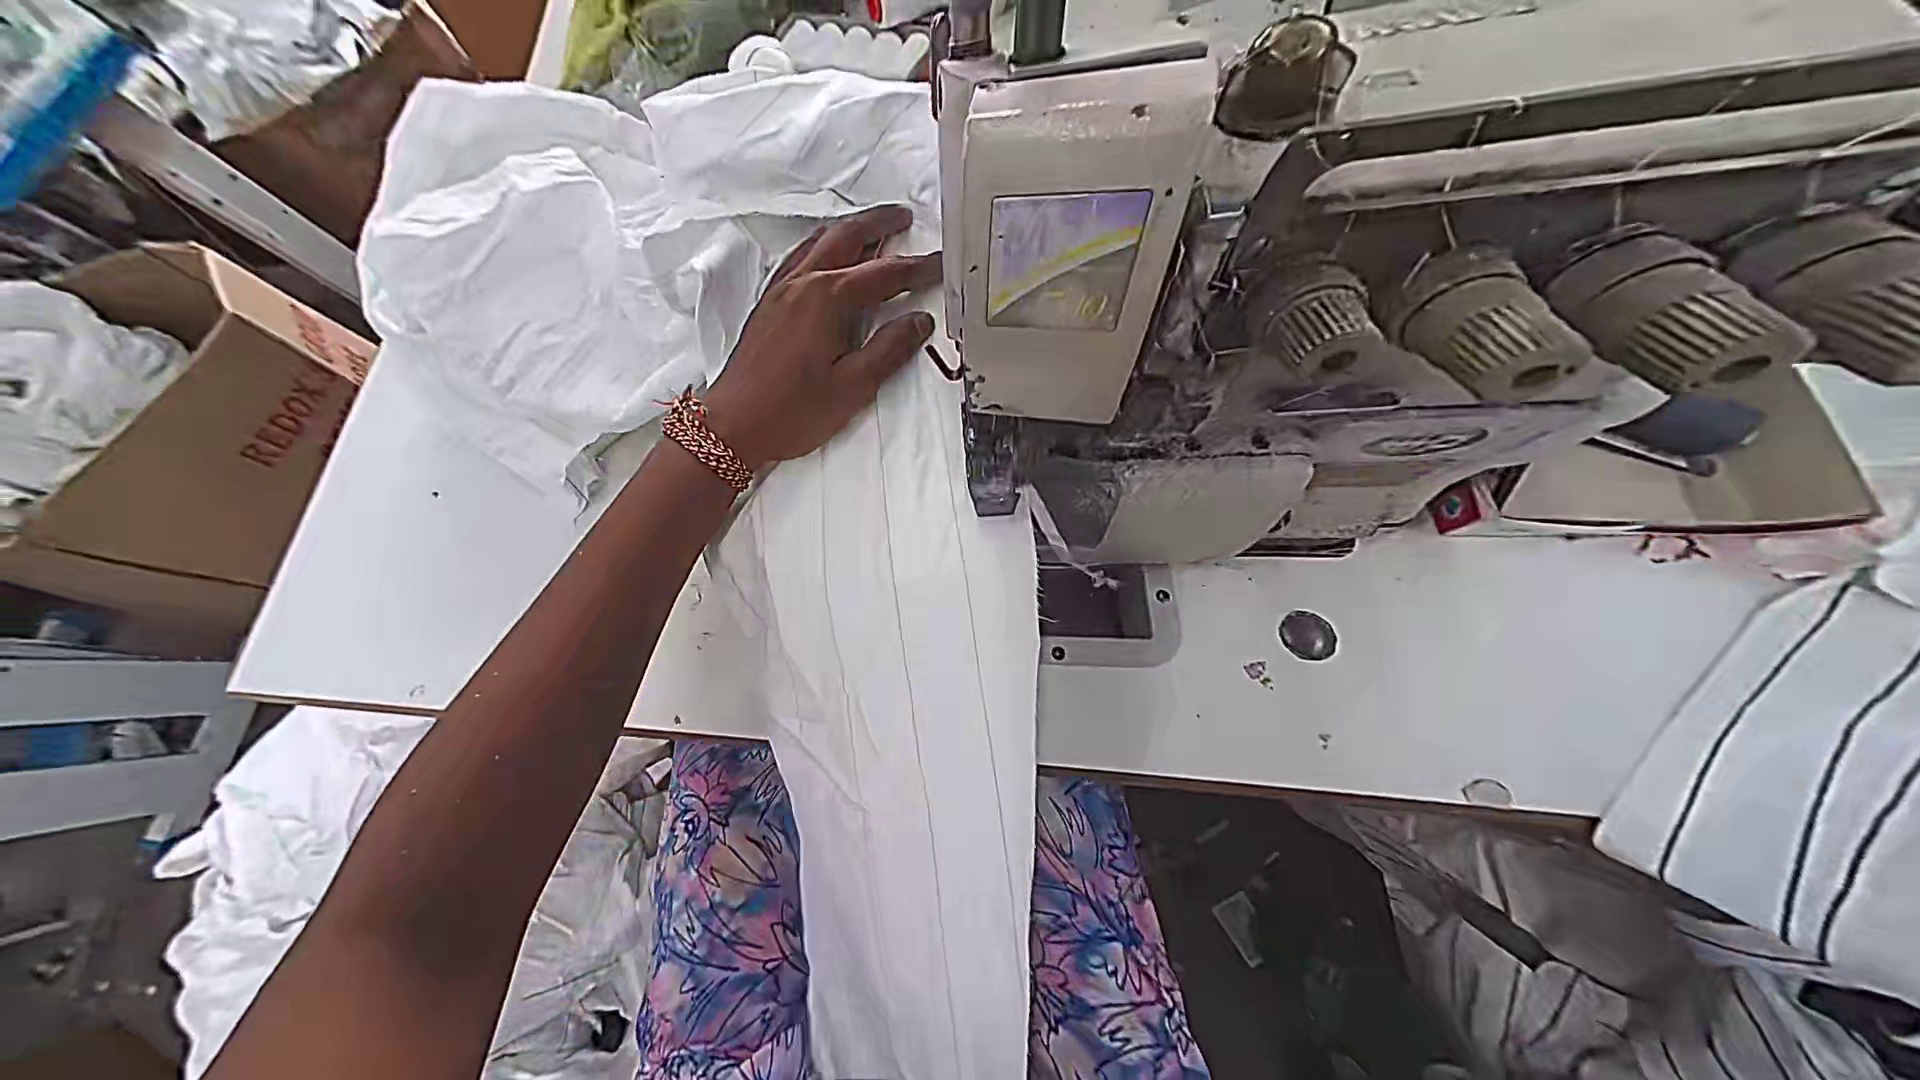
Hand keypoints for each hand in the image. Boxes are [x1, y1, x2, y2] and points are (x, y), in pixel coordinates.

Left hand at [701, 205, 941, 469]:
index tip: (939, 264)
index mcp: (826, 298)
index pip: (884, 274)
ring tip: (871, 229)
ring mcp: (780, 292)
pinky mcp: (768, 306)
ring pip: (818, 243)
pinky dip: (820, 247)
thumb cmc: (791, 411)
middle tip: (903, 217)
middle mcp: (801, 284)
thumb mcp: (853, 386)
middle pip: (846, 238)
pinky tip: (824, 258)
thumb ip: (890, 349)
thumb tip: (918, 323)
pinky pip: (797, 260)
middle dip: (878, 223)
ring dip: (848, 230)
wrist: (734, 427)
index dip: (917, 268)